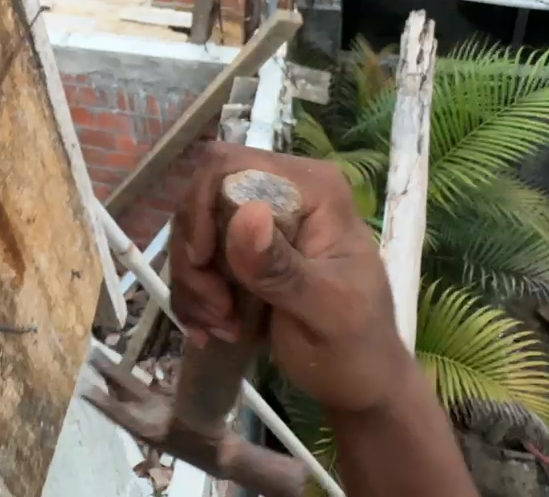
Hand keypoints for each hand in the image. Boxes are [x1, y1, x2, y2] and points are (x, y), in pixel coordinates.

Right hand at [169, 145, 411, 416]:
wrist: (358, 384)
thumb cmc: (355, 348)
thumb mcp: (326, 313)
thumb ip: (283, 268)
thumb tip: (246, 215)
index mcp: (313, 188)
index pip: (231, 165)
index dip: (202, 207)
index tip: (202, 262)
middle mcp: (283, 188)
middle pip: (202, 193)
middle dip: (195, 254)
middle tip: (215, 309)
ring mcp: (259, 213)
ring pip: (191, 225)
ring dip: (193, 279)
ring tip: (220, 325)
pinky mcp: (240, 241)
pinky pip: (192, 252)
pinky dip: (191, 291)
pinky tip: (212, 326)